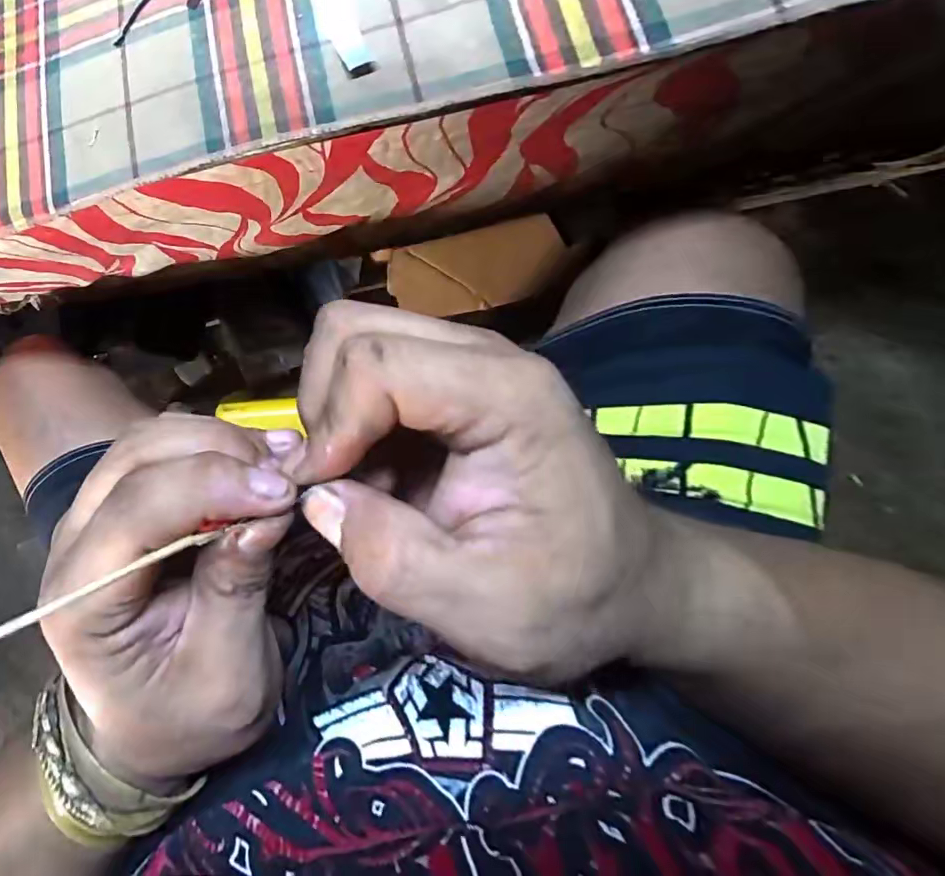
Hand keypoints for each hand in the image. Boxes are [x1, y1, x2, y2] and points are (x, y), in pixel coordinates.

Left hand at [37, 414, 298, 790]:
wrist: (143, 727)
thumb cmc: (181, 717)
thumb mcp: (225, 678)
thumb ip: (236, 591)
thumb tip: (267, 511)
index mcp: (81, 596)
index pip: (133, 510)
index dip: (208, 486)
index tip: (281, 491)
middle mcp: (71, 541)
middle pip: (132, 460)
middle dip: (213, 452)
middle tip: (285, 472)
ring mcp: (87, 516)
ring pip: (141, 443)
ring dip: (210, 440)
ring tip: (275, 461)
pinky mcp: (114, 504)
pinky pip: (154, 453)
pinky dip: (204, 445)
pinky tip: (251, 458)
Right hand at [285, 301, 675, 683]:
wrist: (627, 578)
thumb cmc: (571, 596)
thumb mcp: (488, 613)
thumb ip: (393, 561)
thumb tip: (316, 498)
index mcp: (507, 396)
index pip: (376, 363)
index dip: (334, 424)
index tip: (325, 487)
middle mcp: (480, 354)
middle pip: (349, 331)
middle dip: (323, 404)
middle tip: (337, 473)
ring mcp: (459, 355)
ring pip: (345, 338)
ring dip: (328, 405)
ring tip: (354, 470)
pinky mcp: (438, 371)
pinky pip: (357, 364)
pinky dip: (341, 412)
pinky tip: (371, 466)